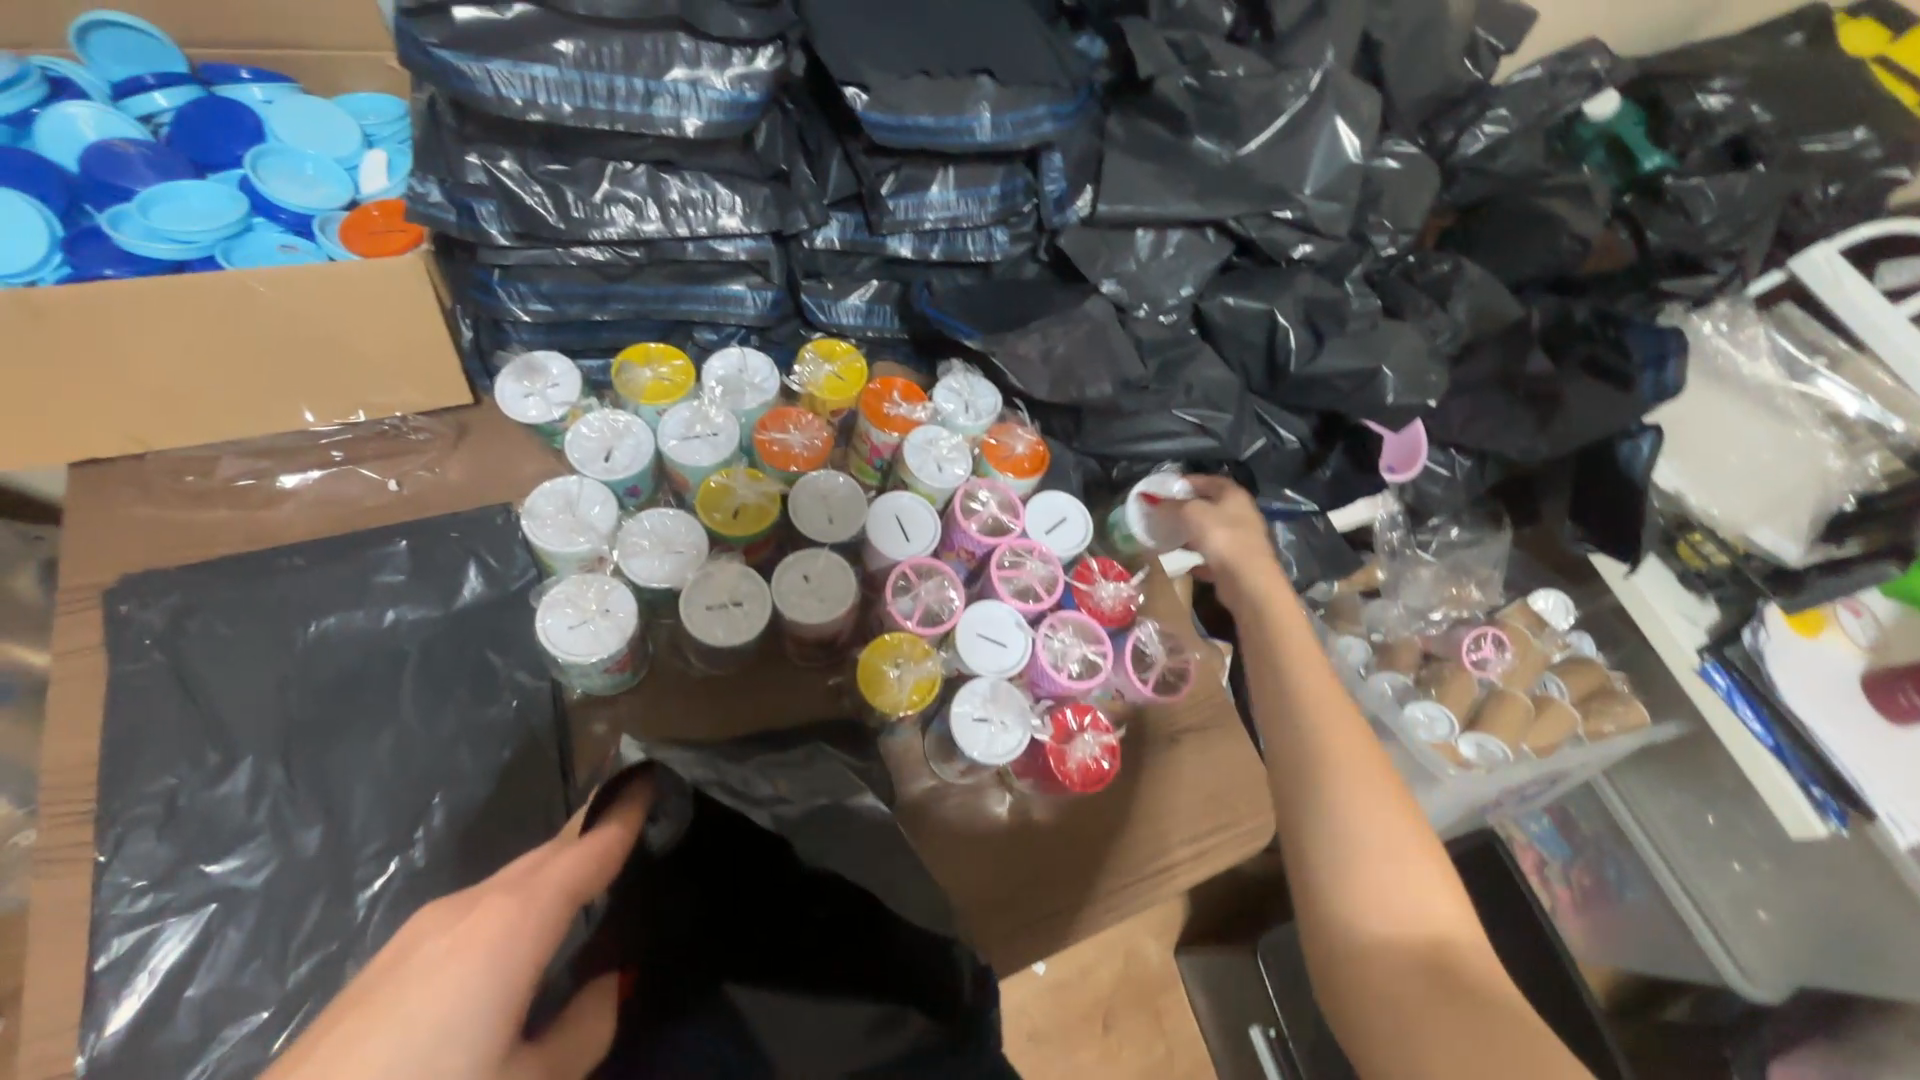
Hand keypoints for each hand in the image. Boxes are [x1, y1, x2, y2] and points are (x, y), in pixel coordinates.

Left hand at [263, 775, 654, 1079]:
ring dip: (553, 870)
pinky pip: (475, 909)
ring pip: (509, 881)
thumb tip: (609, 984)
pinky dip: (516, 901)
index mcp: (514, 924)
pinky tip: (519, 938)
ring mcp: (422, 929)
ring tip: (589, 877)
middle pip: (548, 855)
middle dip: (592, 832)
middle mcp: (470, 907)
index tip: (653, 775)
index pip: (587, 849)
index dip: (624, 814)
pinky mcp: (390, 959)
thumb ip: (587, 1027)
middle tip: (634, 816)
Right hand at [1174, 474, 1290, 614]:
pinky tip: (1181, 563)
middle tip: (1163, 513)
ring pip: (1210, 532)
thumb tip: (1150, 499)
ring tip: (1167, 537)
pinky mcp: (1236, 563)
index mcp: (1234, 495)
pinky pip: (1211, 556)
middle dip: (1186, 509)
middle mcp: (1241, 514)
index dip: (1187, 481)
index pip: (1209, 480)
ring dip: (1190, 534)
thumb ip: (1171, 505)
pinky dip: (1196, 558)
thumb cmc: (1221, 536)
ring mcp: (1240, 540)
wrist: (1247, 580)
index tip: (1165, 488)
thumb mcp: (1191, 513)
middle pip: (1210, 506)